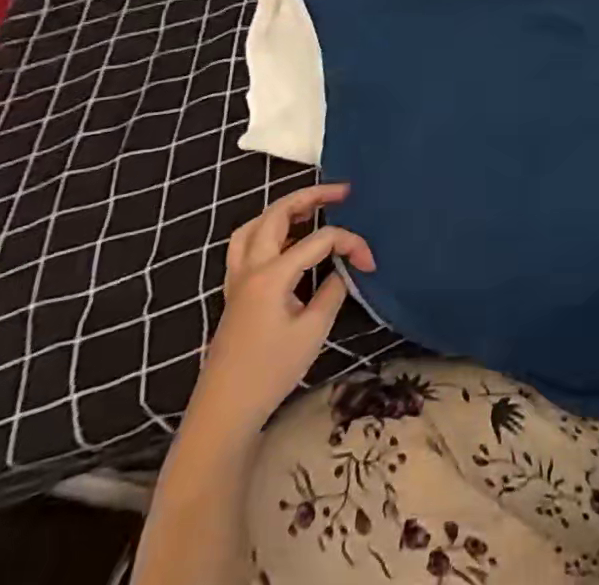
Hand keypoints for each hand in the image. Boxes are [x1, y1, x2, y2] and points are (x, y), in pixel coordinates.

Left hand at [190, 184, 376, 429]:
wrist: (227, 407)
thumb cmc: (273, 369)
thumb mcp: (314, 329)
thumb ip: (332, 289)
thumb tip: (345, 269)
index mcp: (271, 275)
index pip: (319, 240)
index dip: (351, 243)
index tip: (370, 263)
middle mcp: (250, 268)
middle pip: (276, 215)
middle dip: (310, 196)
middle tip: (342, 192)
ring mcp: (237, 279)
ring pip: (254, 226)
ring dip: (283, 210)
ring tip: (311, 206)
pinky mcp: (235, 291)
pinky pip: (247, 246)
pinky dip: (268, 231)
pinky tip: (288, 240)